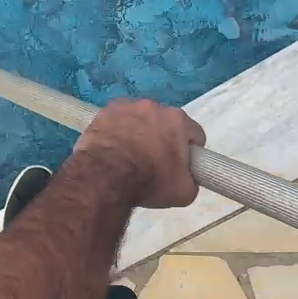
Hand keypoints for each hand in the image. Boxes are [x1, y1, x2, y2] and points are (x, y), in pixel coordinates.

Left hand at [71, 99, 204, 208]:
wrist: (105, 176)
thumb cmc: (150, 181)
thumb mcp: (184, 192)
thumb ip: (191, 178)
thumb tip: (185, 176)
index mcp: (178, 121)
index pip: (193, 134)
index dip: (191, 151)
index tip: (183, 164)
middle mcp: (153, 106)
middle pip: (165, 123)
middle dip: (163, 139)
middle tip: (155, 160)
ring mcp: (126, 106)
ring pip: (140, 119)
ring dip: (139, 131)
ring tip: (130, 153)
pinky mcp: (104, 111)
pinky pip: (117, 120)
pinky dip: (118, 129)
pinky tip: (113, 146)